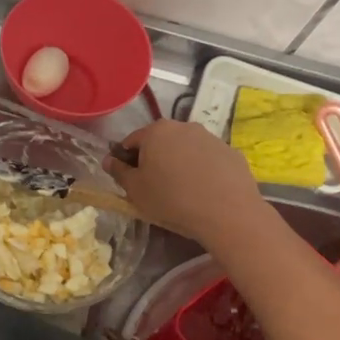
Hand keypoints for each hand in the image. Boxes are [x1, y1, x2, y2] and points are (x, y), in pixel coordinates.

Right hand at [107, 119, 261, 237]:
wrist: (227, 213)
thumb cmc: (171, 199)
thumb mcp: (135, 190)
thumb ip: (118, 171)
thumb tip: (109, 160)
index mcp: (156, 131)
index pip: (131, 142)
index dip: (126, 161)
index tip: (130, 181)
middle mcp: (184, 126)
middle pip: (160, 142)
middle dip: (154, 160)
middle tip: (154, 187)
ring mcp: (211, 138)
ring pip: (185, 149)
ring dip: (179, 163)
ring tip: (181, 191)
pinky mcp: (231, 152)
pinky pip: (208, 159)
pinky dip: (202, 170)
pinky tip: (203, 192)